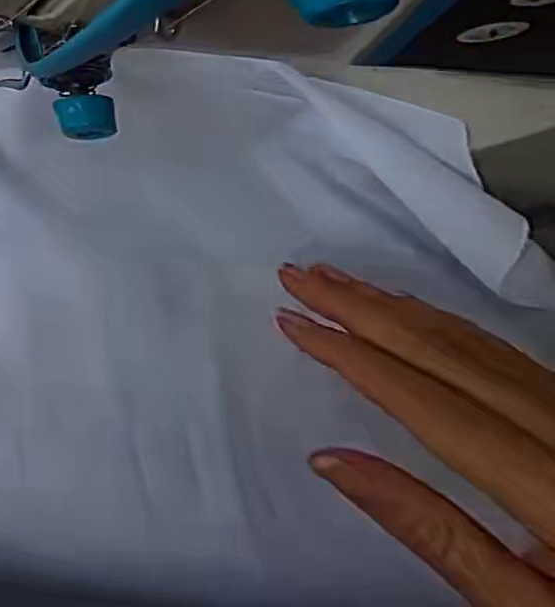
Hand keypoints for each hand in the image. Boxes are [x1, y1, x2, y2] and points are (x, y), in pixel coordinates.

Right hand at [278, 263, 554, 604]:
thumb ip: (436, 536)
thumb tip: (328, 460)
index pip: (433, 407)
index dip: (355, 358)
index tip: (291, 321)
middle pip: (459, 365)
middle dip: (366, 313)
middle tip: (296, 276)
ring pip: (489, 355)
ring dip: (402, 312)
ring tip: (336, 281)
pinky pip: (521, 365)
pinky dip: (456, 332)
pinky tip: (416, 314)